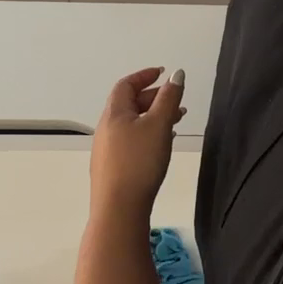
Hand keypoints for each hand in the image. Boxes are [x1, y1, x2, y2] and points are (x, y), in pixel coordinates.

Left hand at [91, 67, 185, 213]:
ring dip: (153, 116)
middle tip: (176, 100)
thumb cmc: (139, 161)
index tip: (163, 72)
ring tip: (176, 120)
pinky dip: (148, 132)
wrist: (119, 210)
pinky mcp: (112, 167)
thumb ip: (169, 97)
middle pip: (129, 103)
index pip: (126, 85)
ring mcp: (107, 150)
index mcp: (114, 114)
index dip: (144, 75)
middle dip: (154, 97)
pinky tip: (162, 143)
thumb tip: (176, 73)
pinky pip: (131, 139)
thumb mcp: (159, 124)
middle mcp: (106, 129)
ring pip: (132, 123)